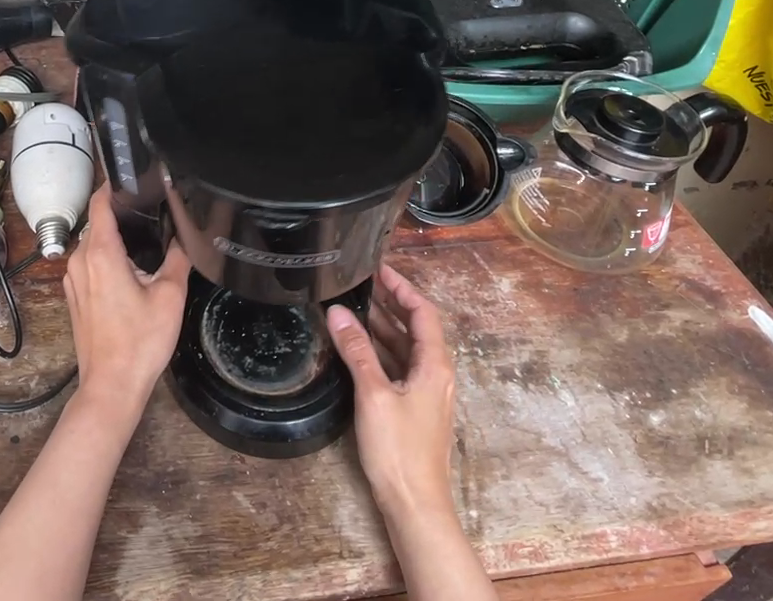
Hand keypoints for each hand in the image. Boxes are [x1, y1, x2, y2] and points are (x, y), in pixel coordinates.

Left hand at [62, 189, 190, 418]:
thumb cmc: (140, 343)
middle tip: (150, 210)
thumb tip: (183, 237)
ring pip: (92, 244)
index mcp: (100, 253)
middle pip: (97, 222)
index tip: (132, 178)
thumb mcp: (170, 295)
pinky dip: (105, 259)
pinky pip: (88, 264)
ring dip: (113, 239)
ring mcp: (73, 280)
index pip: (100, 203)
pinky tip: (130, 270)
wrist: (112, 386)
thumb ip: (178, 258)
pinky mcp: (74, 297)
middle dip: (120, 214)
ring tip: (144, 240)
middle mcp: (79, 261)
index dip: (114, 186)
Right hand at [326, 264, 457, 520]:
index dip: (402, 288)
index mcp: (435, 364)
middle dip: (390, 302)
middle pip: (415, 327)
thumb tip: (337, 312)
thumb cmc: (399, 448)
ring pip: (405, 347)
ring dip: (382, 325)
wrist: (415, 504)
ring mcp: (425, 391)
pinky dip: (379, 349)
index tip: (377, 268)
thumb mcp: (373, 394)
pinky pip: (398, 365)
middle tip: (359, 282)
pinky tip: (356, 345)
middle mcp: (435, 373)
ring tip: (352, 305)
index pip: (423, 313)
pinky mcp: (413, 407)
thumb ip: (357, 351)